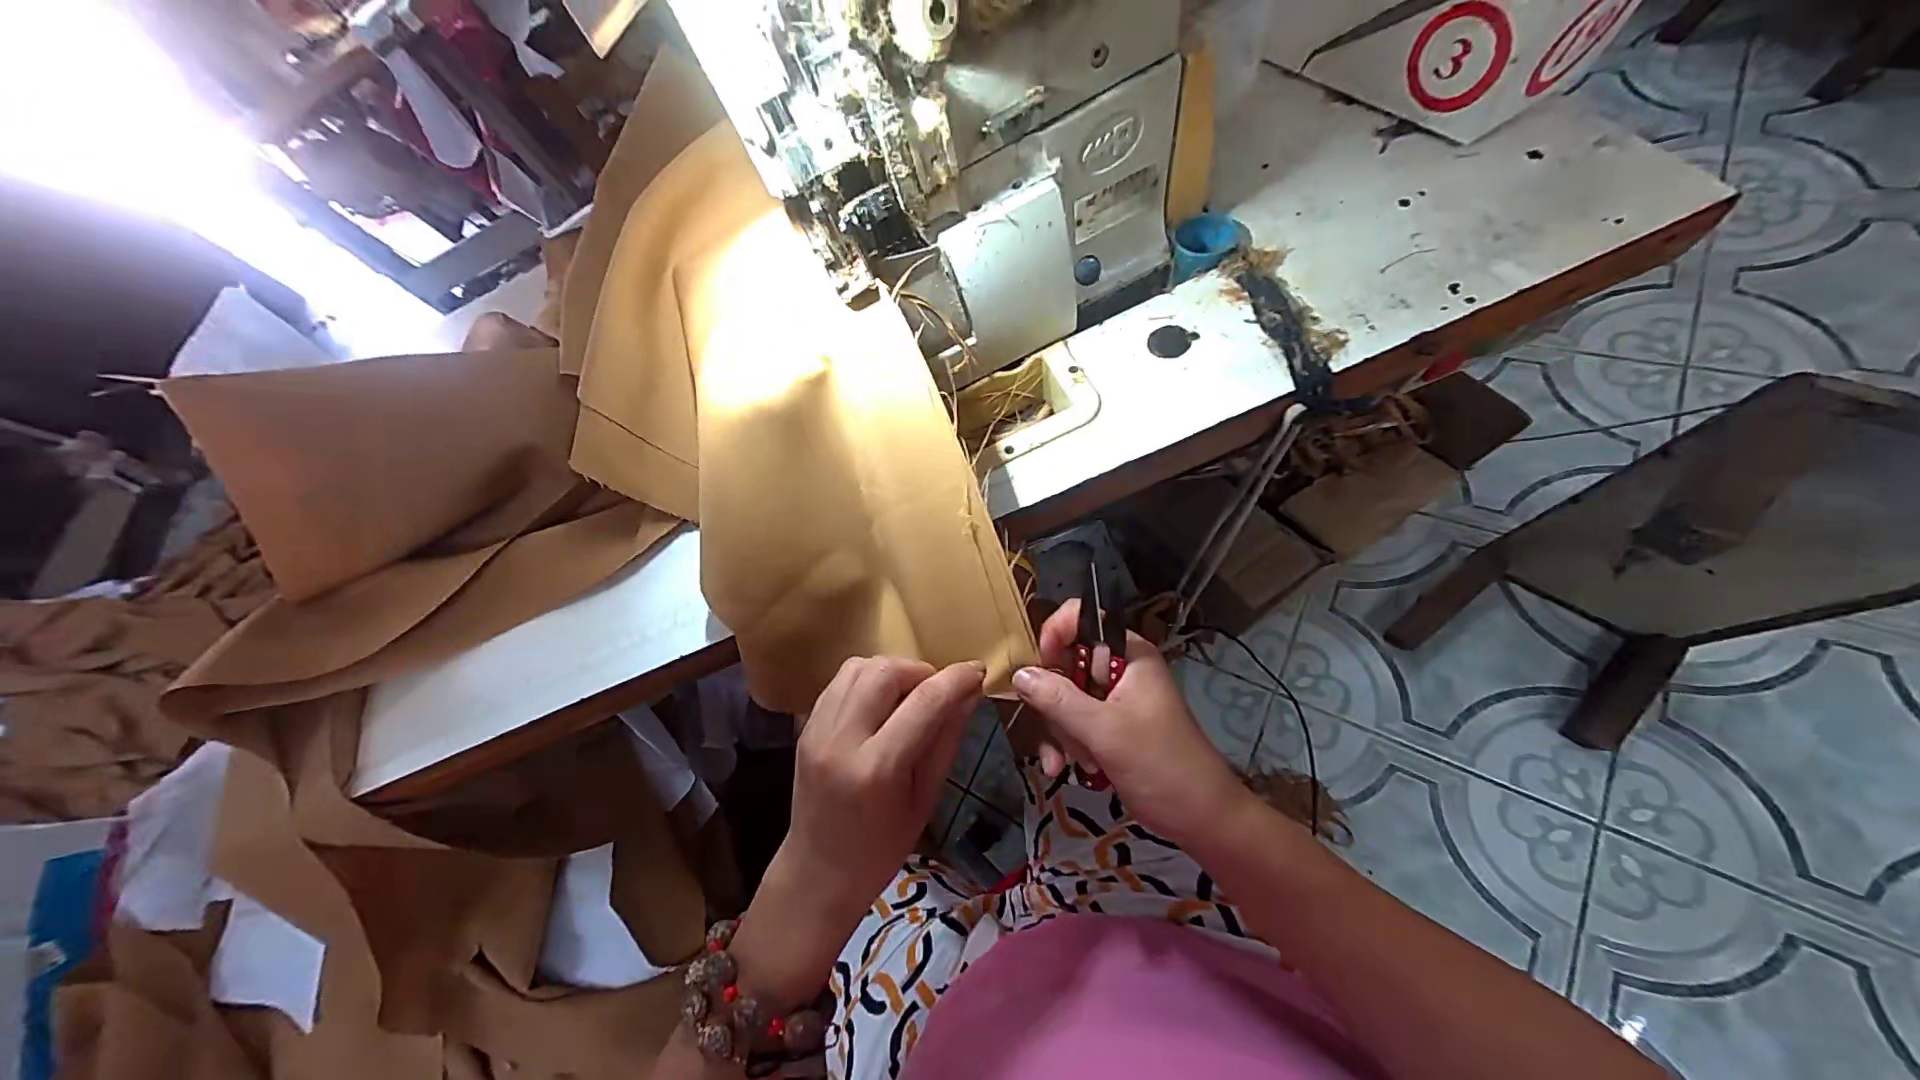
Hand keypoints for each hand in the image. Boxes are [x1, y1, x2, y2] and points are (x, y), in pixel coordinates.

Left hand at [732, 657, 982, 1008]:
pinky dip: (867, 680)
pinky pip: (840, 681)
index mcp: (877, 769)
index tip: (978, 672)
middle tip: (937, 694)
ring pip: (859, 667)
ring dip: (892, 671)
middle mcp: (841, 740)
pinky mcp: (805, 725)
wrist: (817, 872)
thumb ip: (947, 739)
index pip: (925, 702)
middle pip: (886, 671)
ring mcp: (817, 730)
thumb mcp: (926, 798)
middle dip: (921, 672)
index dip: (957, 679)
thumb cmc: (881, 848)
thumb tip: (970, 692)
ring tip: (908, 697)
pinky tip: (880, 705)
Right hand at [1012, 600, 1249, 844]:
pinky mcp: (1108, 726)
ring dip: (1058, 730)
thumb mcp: (1105, 731)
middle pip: (1065, 662)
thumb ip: (1058, 699)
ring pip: (1063, 696)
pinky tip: (1063, 768)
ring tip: (1068, 762)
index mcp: (1129, 654)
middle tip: (1058, 732)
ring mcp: (1113, 698)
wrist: (1201, 818)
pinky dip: (1065, 743)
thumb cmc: (1160, 765)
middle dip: (1053, 701)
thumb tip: (1018, 673)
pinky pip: (1071, 721)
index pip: (1080, 619)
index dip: (1054, 637)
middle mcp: (1120, 669)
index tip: (1040, 672)